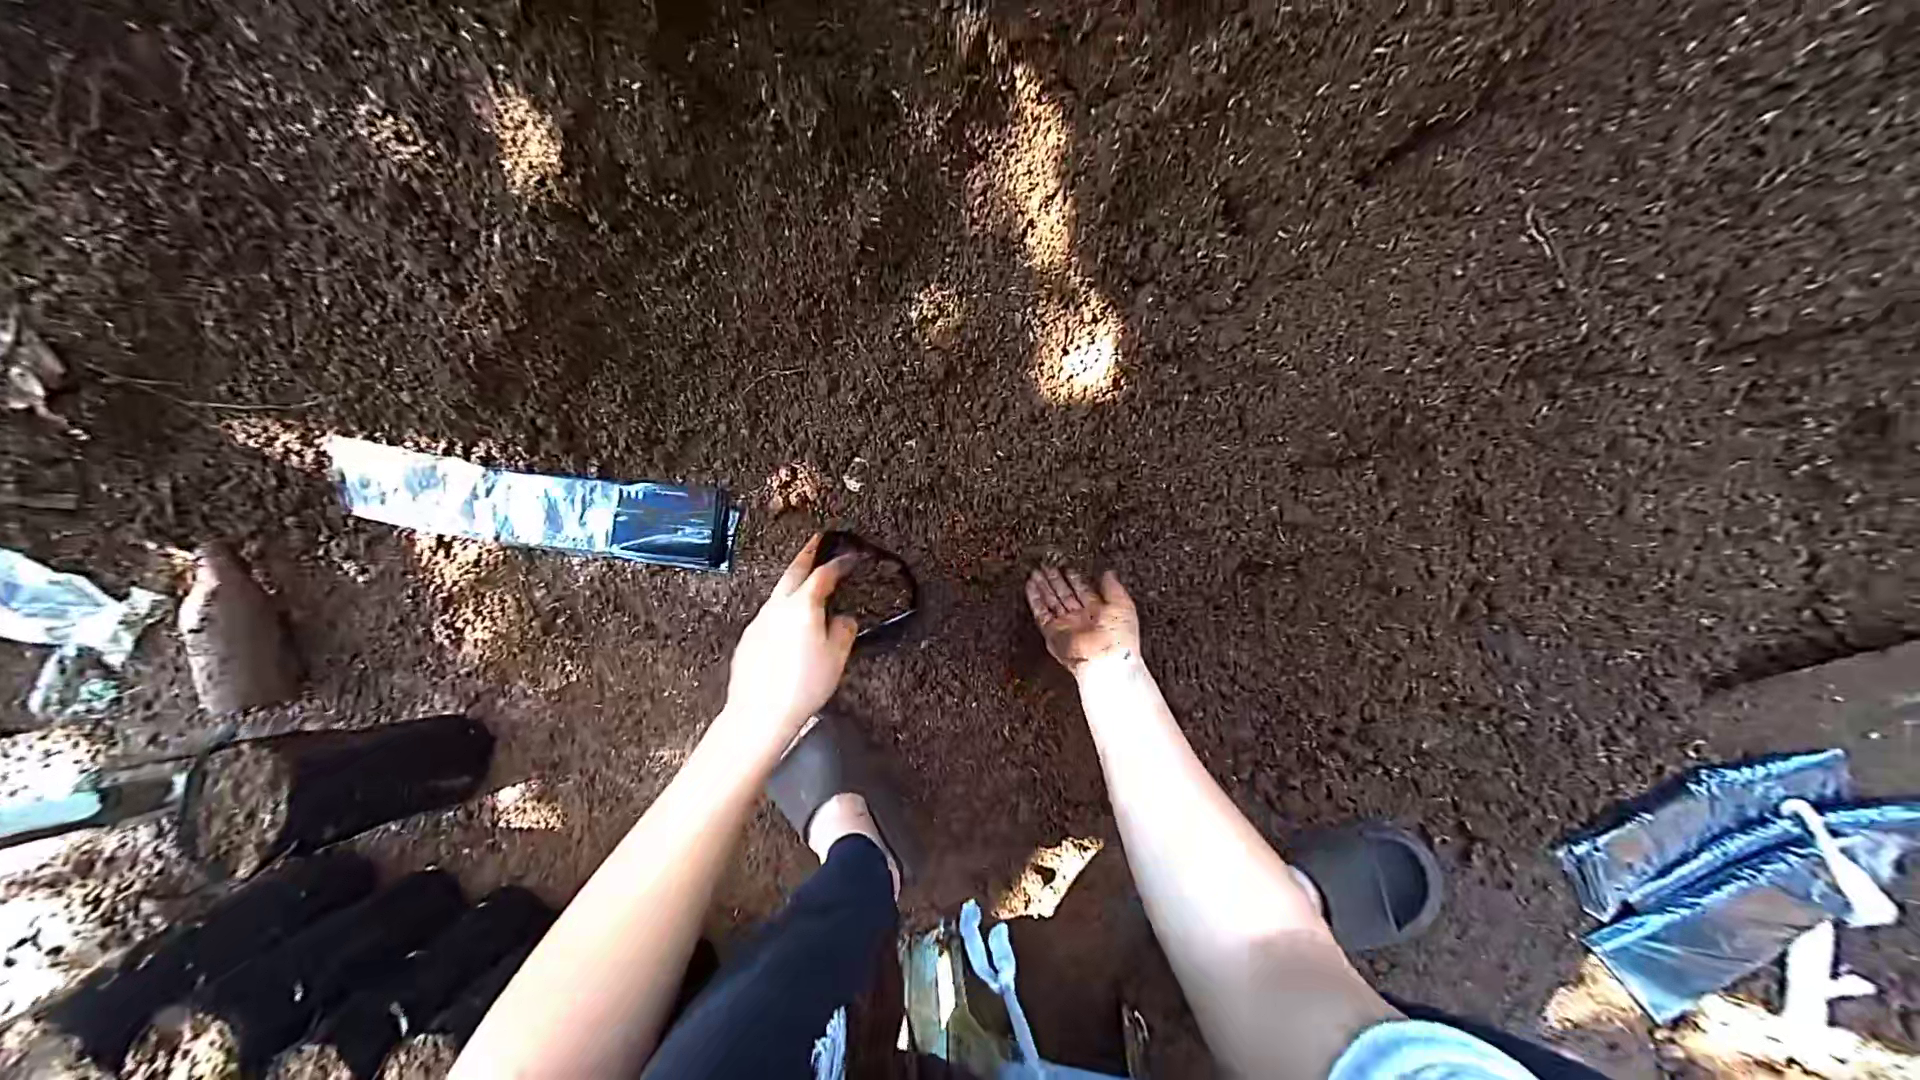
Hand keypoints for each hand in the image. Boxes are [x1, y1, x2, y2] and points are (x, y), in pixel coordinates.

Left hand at [723, 534, 860, 748]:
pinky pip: (769, 615)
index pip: (824, 574)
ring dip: (793, 582)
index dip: (839, 563)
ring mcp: (760, 622)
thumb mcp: (836, 656)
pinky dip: (781, 609)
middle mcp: (778, 608)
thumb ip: (843, 630)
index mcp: (803, 607)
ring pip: (779, 593)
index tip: (849, 557)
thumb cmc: (800, 687)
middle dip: (806, 554)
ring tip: (804, 580)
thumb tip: (844, 620)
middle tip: (816, 541)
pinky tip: (789, 623)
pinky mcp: (750, 638)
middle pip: (793, 571)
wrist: (760, 713)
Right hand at [1025, 567, 1140, 675]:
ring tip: (1035, 573)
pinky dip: (1035, 599)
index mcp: (1099, 613)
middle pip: (1064, 595)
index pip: (1083, 591)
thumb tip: (1109, 573)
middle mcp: (1080, 619)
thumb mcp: (1122, 605)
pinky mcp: (1052, 633)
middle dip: (1055, 581)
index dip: (1074, 579)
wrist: (1105, 660)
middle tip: (1047, 567)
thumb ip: (1113, 587)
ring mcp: (1066, 626)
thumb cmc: (1119, 639)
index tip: (1067, 568)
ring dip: (1043, 587)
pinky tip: (1031, 586)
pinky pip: (1041, 613)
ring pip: (1051, 602)